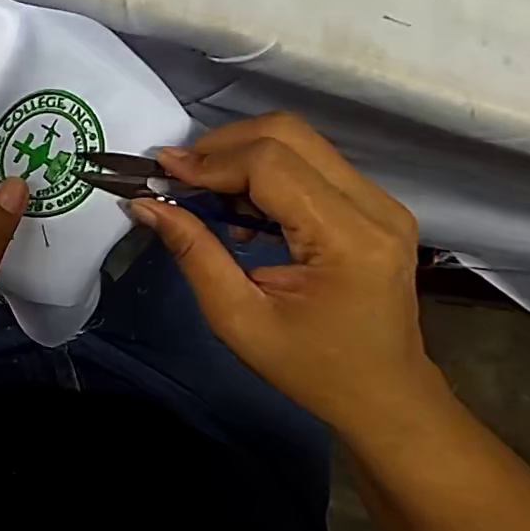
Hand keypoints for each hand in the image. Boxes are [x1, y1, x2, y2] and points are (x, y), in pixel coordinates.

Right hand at [127, 113, 444, 434]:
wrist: (384, 397)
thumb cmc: (311, 366)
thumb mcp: (236, 317)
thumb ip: (191, 251)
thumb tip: (144, 202)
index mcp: (348, 240)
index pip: (270, 164)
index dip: (210, 160)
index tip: (163, 173)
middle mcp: (374, 208)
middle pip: (286, 133)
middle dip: (221, 146)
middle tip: (182, 178)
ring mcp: (379, 201)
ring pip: (295, 139)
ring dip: (239, 154)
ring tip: (209, 196)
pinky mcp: (371, 203)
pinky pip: (306, 158)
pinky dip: (260, 167)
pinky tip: (243, 208)